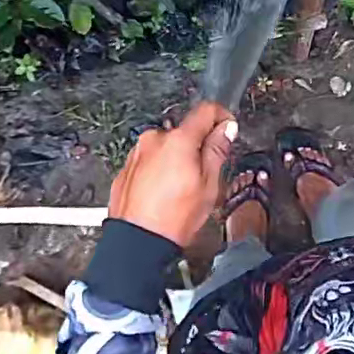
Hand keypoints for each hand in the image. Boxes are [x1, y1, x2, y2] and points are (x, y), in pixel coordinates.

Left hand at [109, 103, 238, 245]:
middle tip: (204, 174)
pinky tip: (163, 194)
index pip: (205, 111)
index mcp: (178, 140)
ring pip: (166, 148)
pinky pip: (149, 161)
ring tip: (180, 191)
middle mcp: (154, 140)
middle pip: (184, 132)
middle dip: (197, 147)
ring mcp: (137, 153)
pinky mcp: (127, 167)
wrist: (137, 242)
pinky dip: (159, 171)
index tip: (227, 126)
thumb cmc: (172, 219)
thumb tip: (226, 129)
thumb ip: (217, 151)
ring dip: (176, 160)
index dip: (221, 117)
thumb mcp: (208, 186)